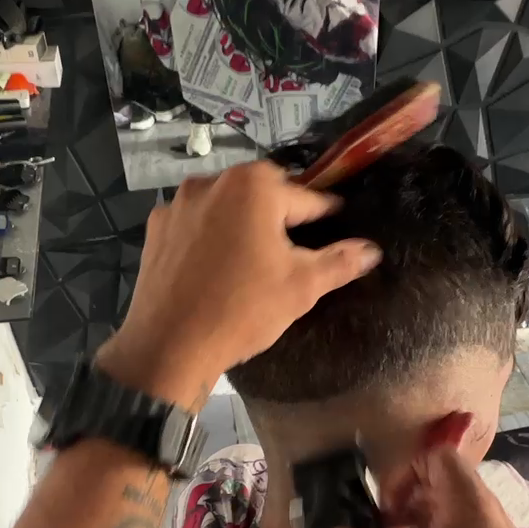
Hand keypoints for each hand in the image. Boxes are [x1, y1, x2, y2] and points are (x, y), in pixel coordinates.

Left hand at [94, 161, 381, 409]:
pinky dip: (210, 240)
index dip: (325, 215)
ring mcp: (178, 204)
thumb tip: (372, 250)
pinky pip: (195, 226)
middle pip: (261, 196)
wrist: (170, 345)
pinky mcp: (156, 230)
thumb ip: (340, 262)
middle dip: (279, 218)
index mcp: (254, 187)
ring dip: (242, 226)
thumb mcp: (301, 288)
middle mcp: (213, 182)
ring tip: (252, 261)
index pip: (306, 198)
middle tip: (292, 250)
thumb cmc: (242, 310)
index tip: (336, 223)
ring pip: (225, 209)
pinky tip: (216, 270)